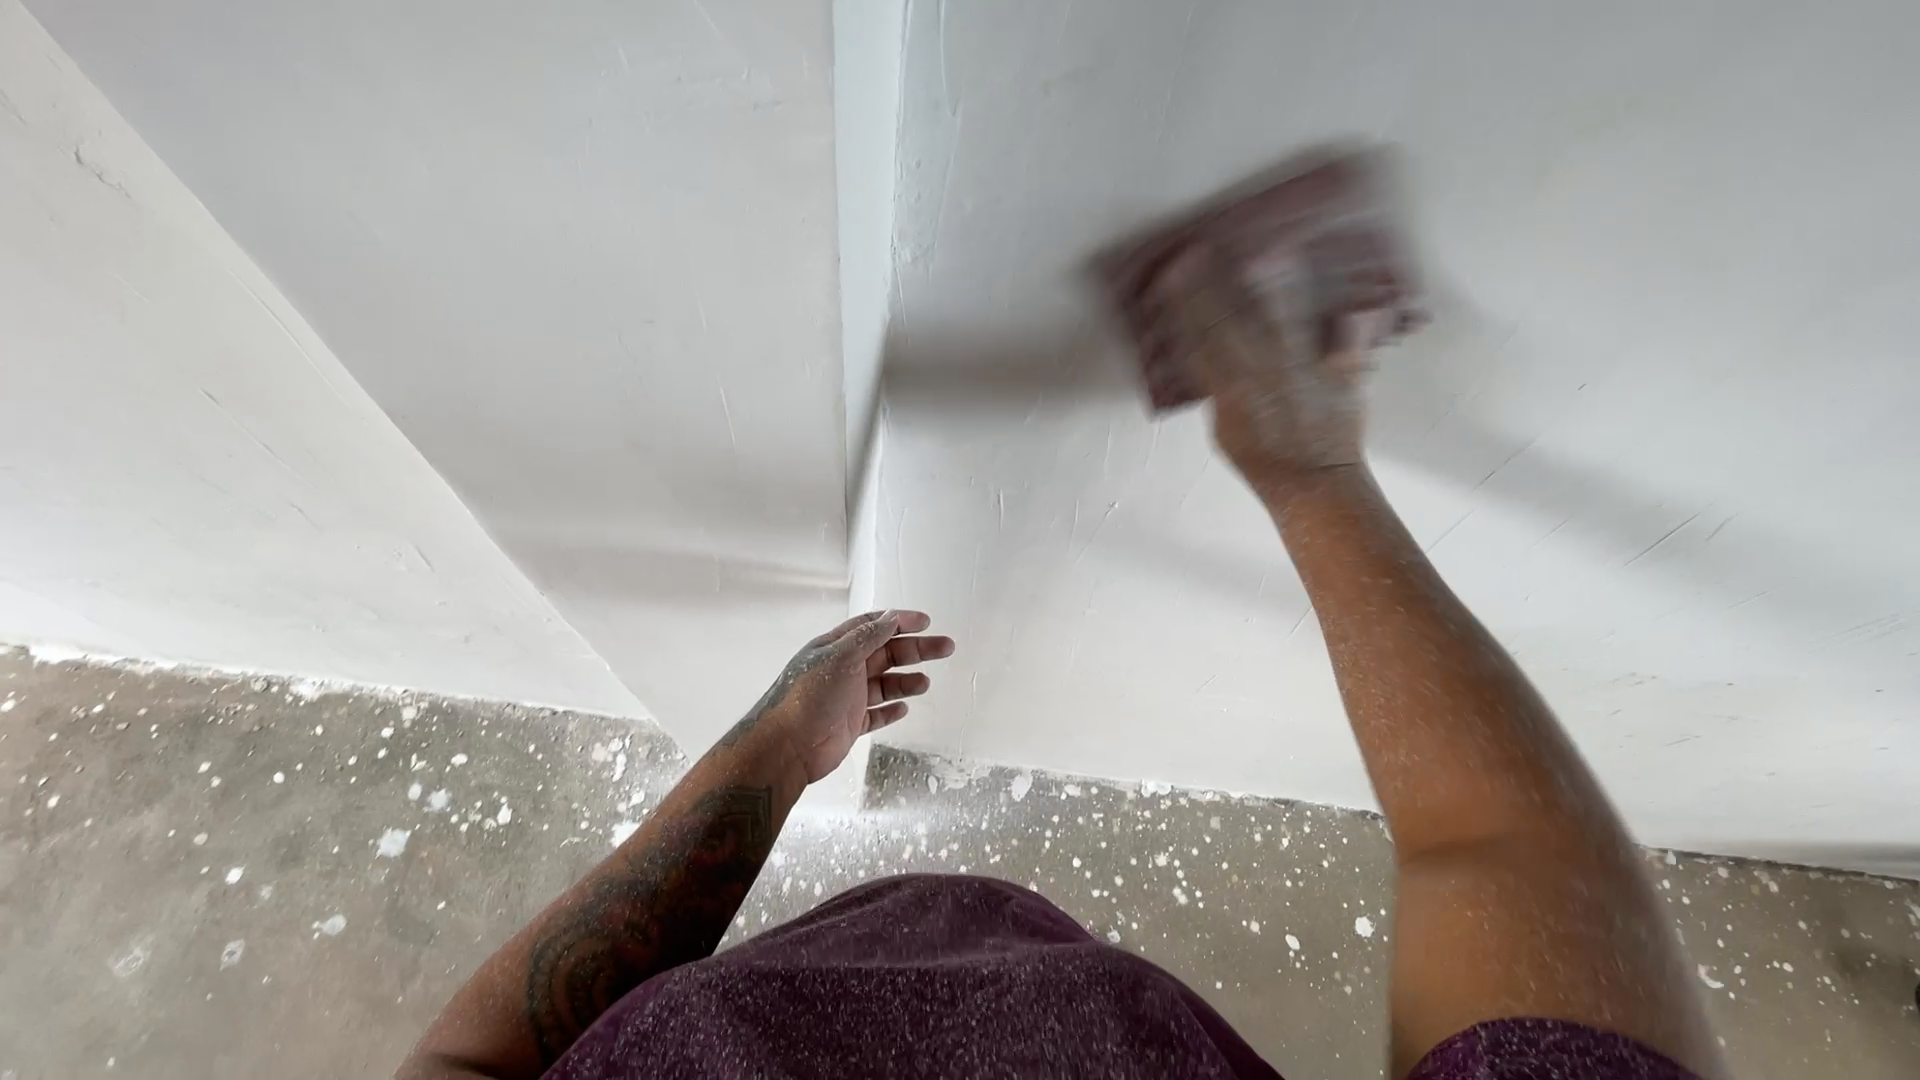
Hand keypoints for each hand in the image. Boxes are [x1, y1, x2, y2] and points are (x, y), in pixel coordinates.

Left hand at [727, 610, 954, 783]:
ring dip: (907, 680)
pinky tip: (905, 707)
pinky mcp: (851, 724)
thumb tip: (891, 617)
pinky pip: (877, 713)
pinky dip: (892, 709)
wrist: (787, 748)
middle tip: (945, 647)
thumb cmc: (807, 698)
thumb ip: (867, 636)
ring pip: (885, 684)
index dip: (899, 621)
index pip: (873, 626)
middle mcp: (843, 669)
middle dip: (915, 649)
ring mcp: (847, 698)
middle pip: (886, 653)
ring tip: (926, 682)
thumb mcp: (839, 657)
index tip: (926, 622)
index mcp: (836, 648)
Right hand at [1152, 245, 1396, 489]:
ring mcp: (1303, 372)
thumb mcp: (1226, 430)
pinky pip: (1350, 341)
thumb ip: (1221, 392)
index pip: (1199, 341)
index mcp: (1231, 392)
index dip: (1184, 308)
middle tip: (1199, 254)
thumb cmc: (1263, 462)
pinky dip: (1355, 318)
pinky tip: (1353, 294)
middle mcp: (1263, 376)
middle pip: (1233, 324)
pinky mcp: (1340, 373)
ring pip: (1286, 323)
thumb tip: (1216, 361)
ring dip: (1275, 288)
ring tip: (1270, 252)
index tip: (1172, 277)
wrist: (1313, 482)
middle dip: (1213, 287)